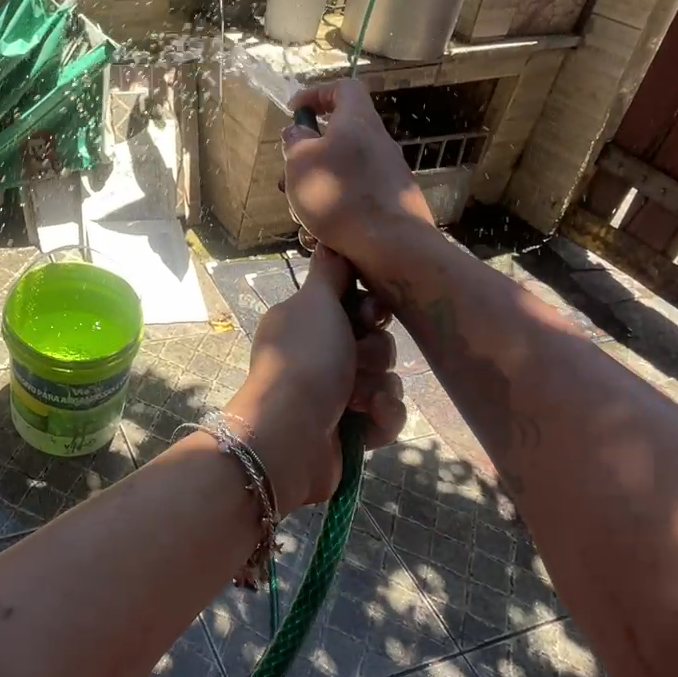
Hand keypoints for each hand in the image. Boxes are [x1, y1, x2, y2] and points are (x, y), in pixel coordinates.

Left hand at [226, 246, 409, 509]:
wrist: (291, 434)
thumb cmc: (304, 359)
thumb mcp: (315, 303)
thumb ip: (328, 274)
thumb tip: (329, 243)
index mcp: (304, 323)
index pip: (352, 304)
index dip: (369, 308)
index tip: (371, 313)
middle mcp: (317, 356)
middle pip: (374, 341)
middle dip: (375, 351)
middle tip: (356, 358)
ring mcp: (334, 395)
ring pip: (385, 378)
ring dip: (379, 384)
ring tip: (359, 396)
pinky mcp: (351, 430)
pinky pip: (387, 414)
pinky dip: (383, 415)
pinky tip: (370, 417)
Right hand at [282, 79, 434, 259]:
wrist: (390, 244)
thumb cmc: (338, 195)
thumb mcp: (300, 162)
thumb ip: (295, 141)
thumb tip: (298, 131)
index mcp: (357, 121)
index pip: (343, 88)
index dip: (317, 93)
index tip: (295, 112)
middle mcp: (377, 142)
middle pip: (339, 135)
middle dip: (309, 155)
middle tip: (289, 176)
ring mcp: (388, 173)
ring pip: (342, 171)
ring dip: (317, 186)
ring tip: (301, 213)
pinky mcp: (391, 202)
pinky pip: (354, 196)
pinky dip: (334, 209)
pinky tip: (321, 233)